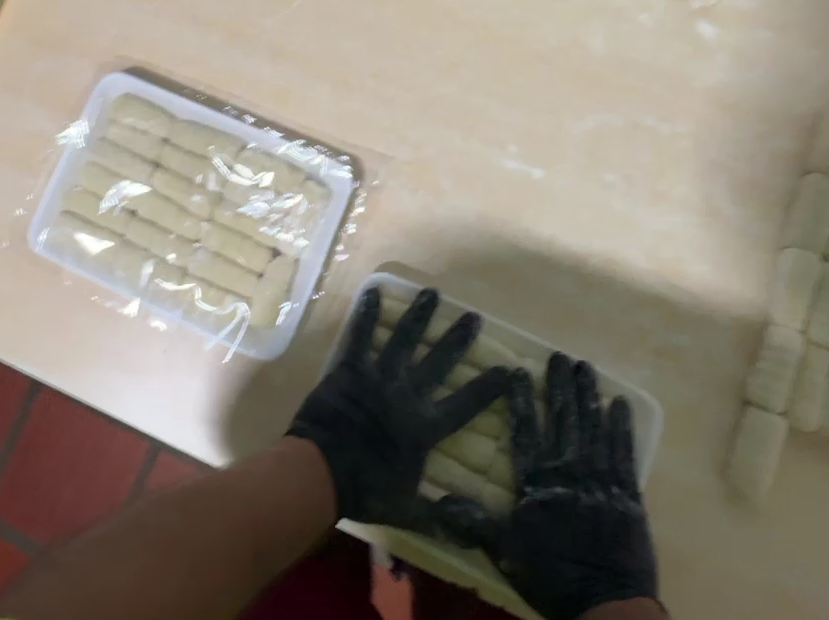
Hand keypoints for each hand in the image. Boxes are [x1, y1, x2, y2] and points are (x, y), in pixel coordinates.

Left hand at [287, 287, 511, 532]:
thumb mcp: (407, 510)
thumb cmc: (364, 490)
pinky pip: (360, 336)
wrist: (321, 473)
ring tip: (431, 293)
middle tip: (473, 317)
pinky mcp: (350, 369)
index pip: (464, 404)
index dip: (486, 388)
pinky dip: (367, 314)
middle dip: (457, 339)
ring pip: (404, 340)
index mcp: (423, 427)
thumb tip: (471, 535)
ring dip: (419, 316)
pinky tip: (372, 292)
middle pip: (438, 362)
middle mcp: (407, 395)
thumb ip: (438, 517)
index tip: (507, 370)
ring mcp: (378, 377)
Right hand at [436, 353, 658, 619]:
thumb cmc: (551, 576)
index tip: (520, 369)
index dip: (523, 398)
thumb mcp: (506, 552)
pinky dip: (620, 426)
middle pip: (563, 418)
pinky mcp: (627, 493)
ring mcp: (600, 479)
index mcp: (537, 481)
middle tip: (560, 356)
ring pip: (593, 426)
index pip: (526, 429)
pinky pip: (623, 451)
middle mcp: (568, 470)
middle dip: (559, 385)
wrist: (607, 606)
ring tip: (585, 367)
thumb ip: (475, 521)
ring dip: (588, 395)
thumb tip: (438, 500)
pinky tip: (618, 404)